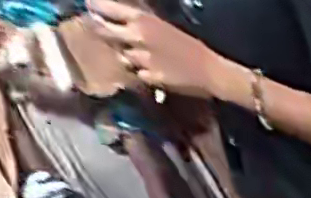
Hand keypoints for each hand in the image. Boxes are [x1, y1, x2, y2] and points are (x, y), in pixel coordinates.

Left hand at [87, 0, 225, 97]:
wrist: (217, 75)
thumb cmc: (197, 50)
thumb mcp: (167, 29)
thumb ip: (142, 24)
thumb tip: (121, 20)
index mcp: (141, 20)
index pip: (102, 7)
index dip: (95, 8)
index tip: (93, 10)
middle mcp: (136, 36)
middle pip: (103, 30)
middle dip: (103, 32)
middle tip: (107, 35)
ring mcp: (143, 58)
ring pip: (120, 54)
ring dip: (124, 55)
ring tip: (135, 57)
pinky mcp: (152, 77)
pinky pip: (137, 73)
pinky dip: (140, 72)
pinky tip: (150, 73)